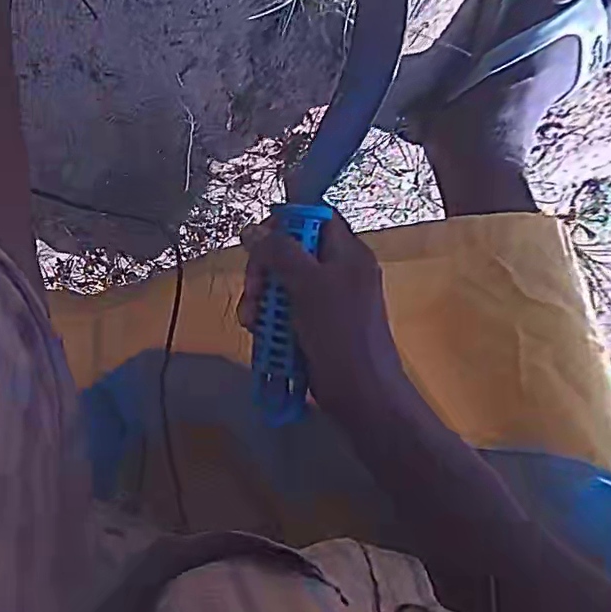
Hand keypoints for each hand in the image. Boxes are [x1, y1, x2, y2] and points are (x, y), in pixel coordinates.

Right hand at [239, 215, 406, 404]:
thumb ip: (280, 252)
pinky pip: (279, 309)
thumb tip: (251, 229)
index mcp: (347, 254)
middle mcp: (336, 272)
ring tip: (253, 317)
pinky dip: (265, 318)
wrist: (358, 392)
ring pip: (278, 282)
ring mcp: (322, 300)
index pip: (316, 218)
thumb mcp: (308, 285)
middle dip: (264, 269)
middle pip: (289, 251)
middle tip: (255, 288)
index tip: (261, 240)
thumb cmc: (340, 333)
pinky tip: (258, 329)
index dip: (286, 222)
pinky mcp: (309, 324)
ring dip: (259, 298)